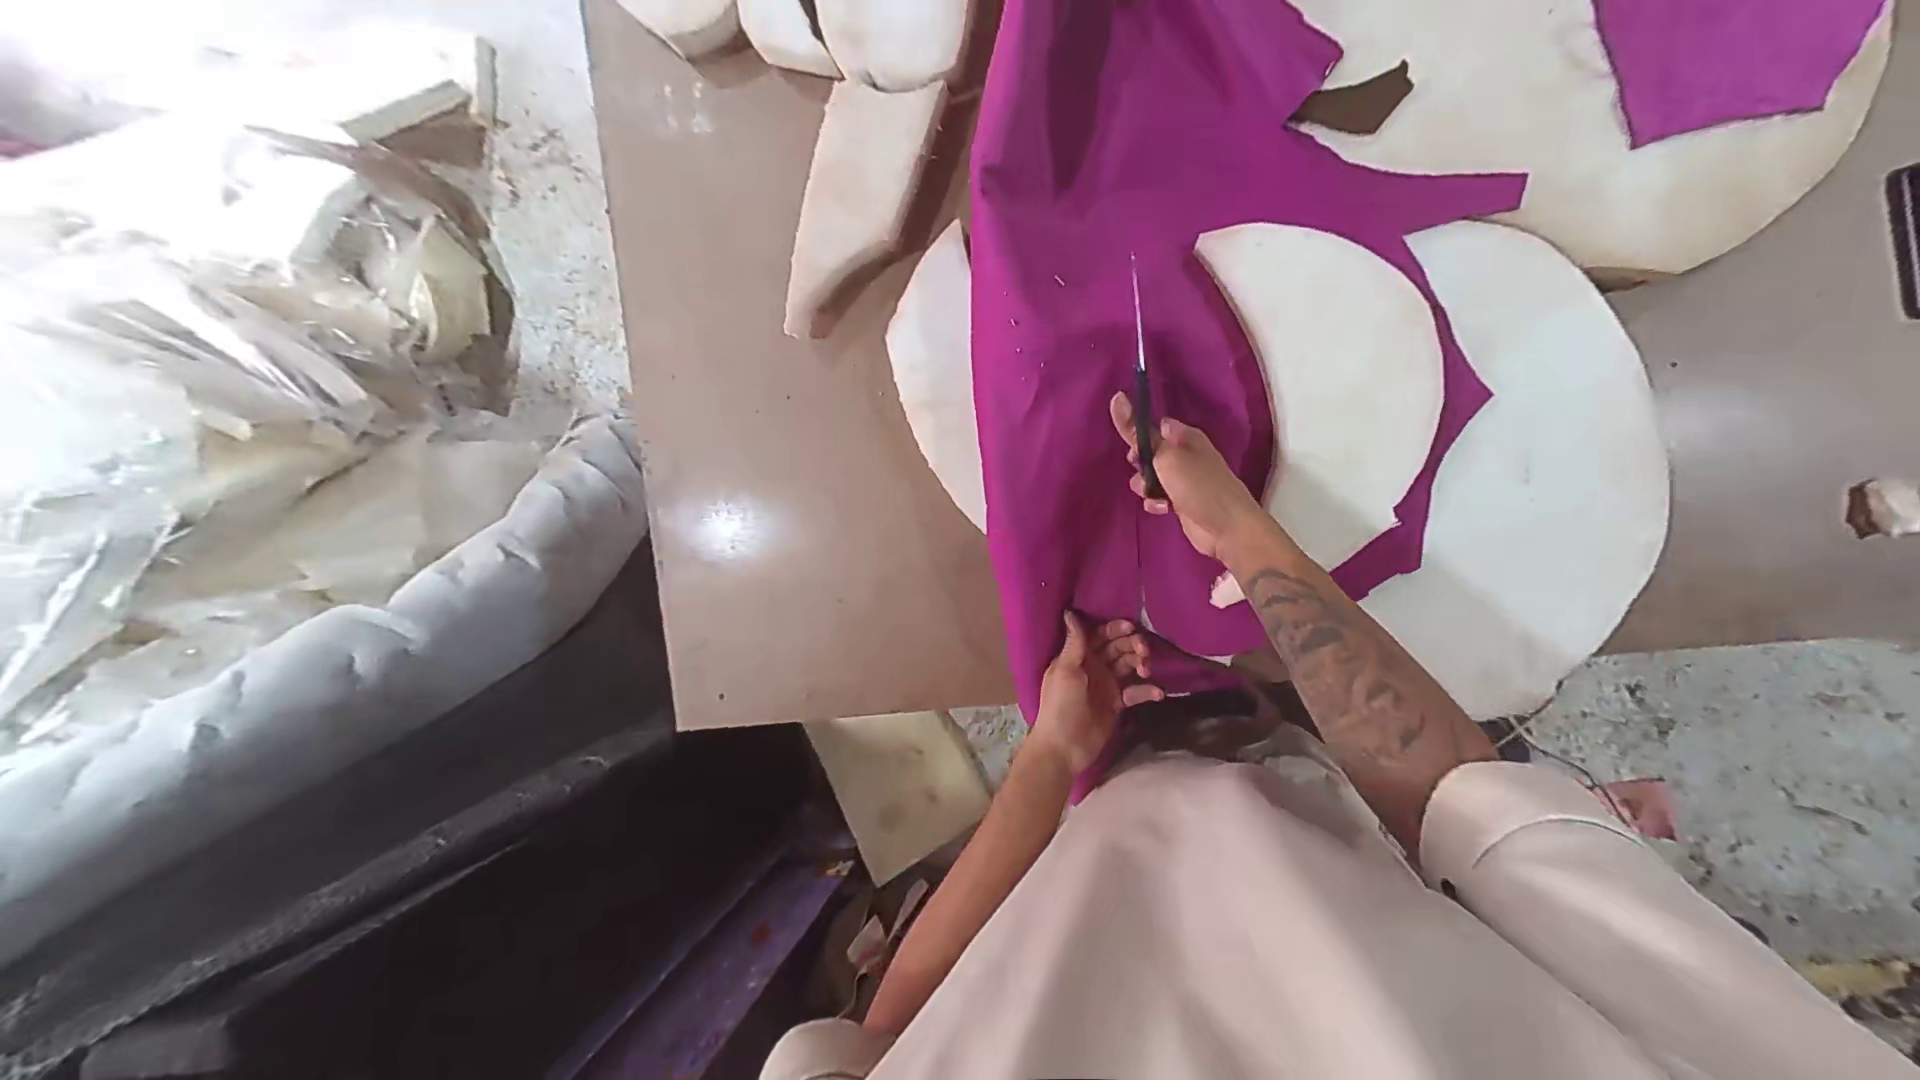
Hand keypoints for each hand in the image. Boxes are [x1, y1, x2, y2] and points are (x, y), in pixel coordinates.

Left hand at [1030, 612, 1135, 772]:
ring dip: (1140, 664)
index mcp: (1078, 656)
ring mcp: (1106, 685)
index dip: (1115, 629)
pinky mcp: (1117, 704)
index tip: (1130, 627)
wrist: (1064, 746)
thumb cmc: (1061, 704)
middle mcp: (1094, 667)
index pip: (1099, 635)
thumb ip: (1075, 643)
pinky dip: (1146, 690)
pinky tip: (1156, 692)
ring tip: (1145, 670)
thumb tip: (1069, 612)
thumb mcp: (1066, 670)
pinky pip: (1135, 692)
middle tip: (1143, 650)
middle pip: (1117, 648)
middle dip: (1132, 645)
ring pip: (1128, 666)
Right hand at [1109, 392, 1265, 559]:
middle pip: (1149, 453)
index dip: (1138, 438)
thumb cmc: (1198, 486)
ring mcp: (1184, 479)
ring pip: (1151, 477)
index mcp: (1185, 437)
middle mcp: (1185, 454)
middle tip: (1144, 473)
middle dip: (1140, 465)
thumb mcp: (1165, 457)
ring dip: (1146, 487)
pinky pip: (1158, 496)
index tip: (1132, 451)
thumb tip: (1117, 397)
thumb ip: (1137, 432)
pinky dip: (1156, 502)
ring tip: (1152, 494)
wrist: (1227, 527)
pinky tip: (1162, 509)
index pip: (1152, 427)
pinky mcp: (1181, 501)